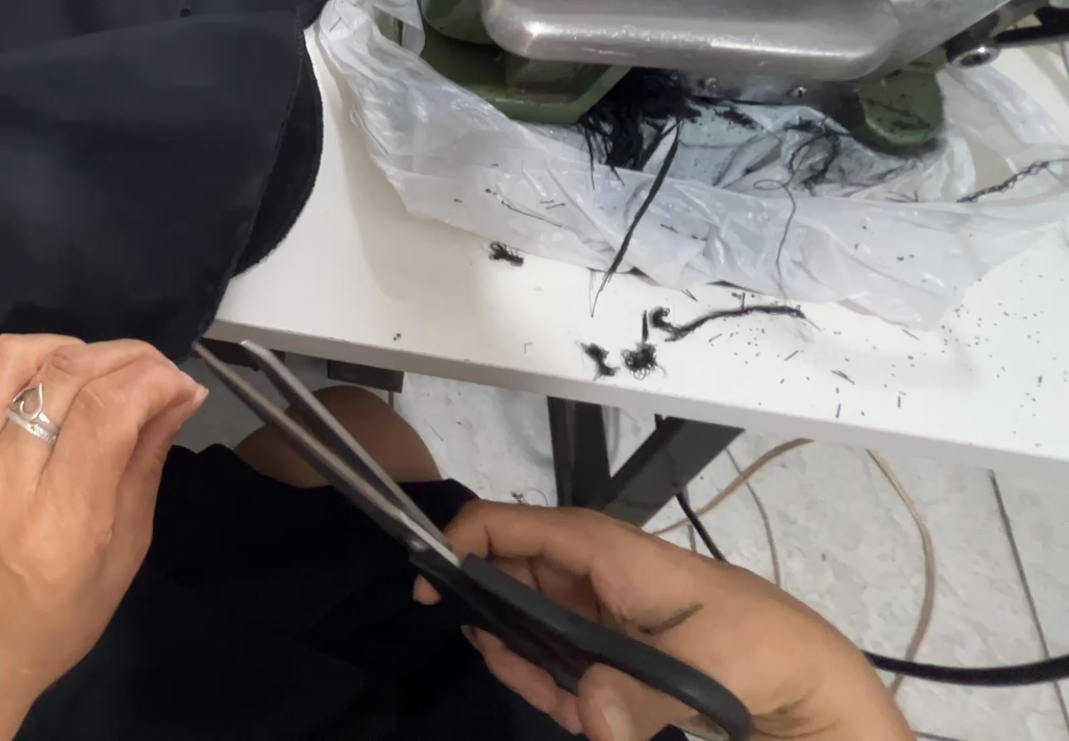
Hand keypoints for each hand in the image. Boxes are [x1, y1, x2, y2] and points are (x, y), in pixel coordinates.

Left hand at [0, 336, 207, 708]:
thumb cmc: (54, 618)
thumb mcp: (124, 556)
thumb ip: (146, 465)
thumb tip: (179, 395)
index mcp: (58, 522)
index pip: (106, 412)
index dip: (153, 379)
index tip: (178, 384)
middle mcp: (0, 480)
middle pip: (66, 374)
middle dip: (125, 356)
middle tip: (152, 369)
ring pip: (15, 356)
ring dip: (69, 348)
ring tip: (94, 372)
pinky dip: (16, 360)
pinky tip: (40, 382)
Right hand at [417, 502, 911, 740]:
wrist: (807, 675)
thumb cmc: (754, 643)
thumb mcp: (709, 670)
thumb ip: (641, 693)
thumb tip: (588, 717)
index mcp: (589, 544)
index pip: (495, 523)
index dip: (454, 548)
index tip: (434, 598)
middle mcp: (572, 563)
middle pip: (494, 573)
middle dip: (491, 624)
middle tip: (509, 670)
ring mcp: (579, 599)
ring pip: (512, 615)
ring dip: (520, 661)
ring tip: (554, 702)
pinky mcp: (590, 633)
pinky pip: (542, 646)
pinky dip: (546, 680)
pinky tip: (577, 711)